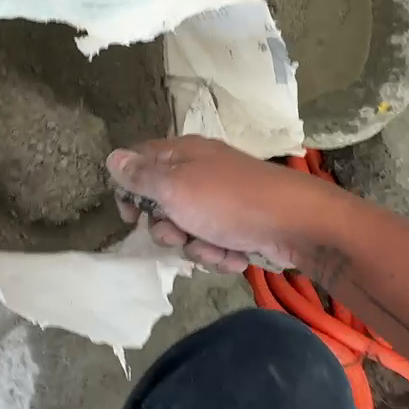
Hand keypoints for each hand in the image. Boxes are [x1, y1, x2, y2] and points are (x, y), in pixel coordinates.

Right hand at [106, 137, 354, 273]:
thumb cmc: (228, 201)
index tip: (131, 217)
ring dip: (197, 246)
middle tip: (179, 232)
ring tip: (217, 246)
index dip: (129, 190)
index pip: (139, 163)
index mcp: (182, 154)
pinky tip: (236, 253)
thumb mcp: (175, 187)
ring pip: (188, 231)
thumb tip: (112, 157)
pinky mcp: (240, 226)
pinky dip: (221, 253)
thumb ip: (141, 175)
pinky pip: (214, 244)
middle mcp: (200, 173)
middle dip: (168, 229)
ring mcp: (222, 201)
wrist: (296, 224)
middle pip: (162, 204)